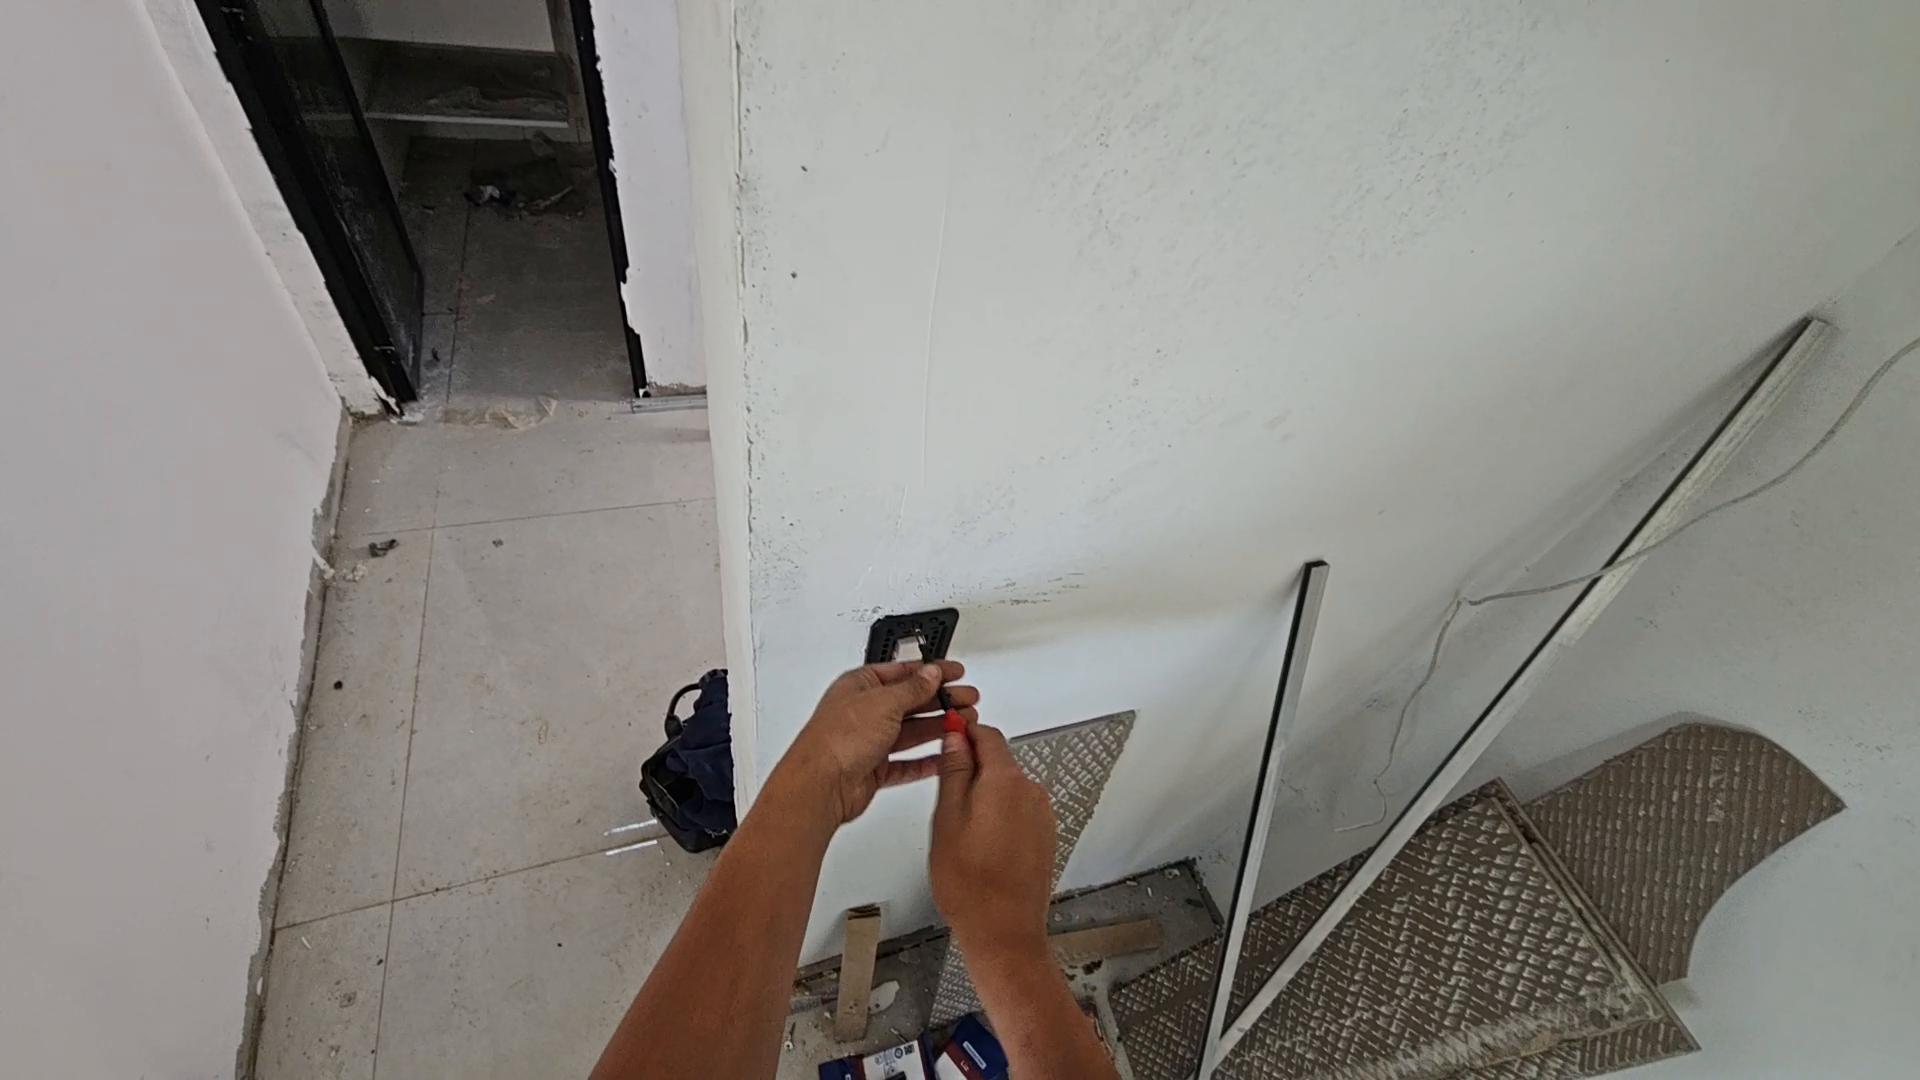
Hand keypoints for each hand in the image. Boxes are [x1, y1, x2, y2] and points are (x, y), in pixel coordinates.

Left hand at [772, 661, 978, 824]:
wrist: (821, 786)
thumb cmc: (837, 740)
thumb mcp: (883, 702)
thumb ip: (912, 688)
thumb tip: (931, 674)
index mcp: (861, 685)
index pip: (903, 672)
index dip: (931, 671)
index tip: (955, 672)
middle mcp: (865, 711)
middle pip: (911, 701)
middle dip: (941, 700)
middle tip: (966, 699)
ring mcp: (869, 741)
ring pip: (912, 731)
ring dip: (938, 727)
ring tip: (963, 723)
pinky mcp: (874, 769)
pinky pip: (906, 763)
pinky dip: (926, 761)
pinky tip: (942, 756)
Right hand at [929, 720, 1055, 959]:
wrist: (1004, 934)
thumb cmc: (972, 887)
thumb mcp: (946, 820)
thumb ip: (954, 771)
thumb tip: (955, 739)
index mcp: (1006, 781)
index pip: (987, 734)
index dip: (964, 731)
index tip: (948, 734)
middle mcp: (1030, 792)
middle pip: (998, 760)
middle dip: (972, 768)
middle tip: (946, 798)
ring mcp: (1041, 813)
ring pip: (1007, 785)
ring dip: (985, 794)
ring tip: (963, 831)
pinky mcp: (1045, 833)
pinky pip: (1018, 808)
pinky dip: (1000, 814)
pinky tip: (983, 844)